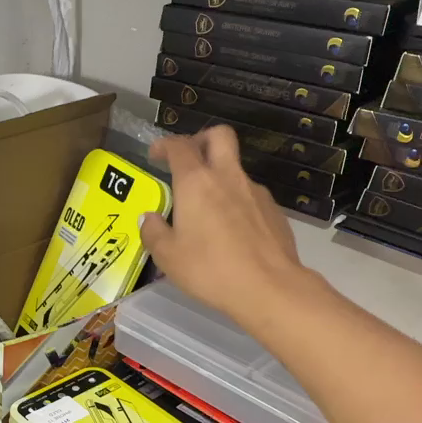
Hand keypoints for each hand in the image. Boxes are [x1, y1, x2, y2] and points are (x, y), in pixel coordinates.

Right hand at [140, 126, 318, 325]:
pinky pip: (249, 195)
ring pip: (235, 168)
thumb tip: (148, 218)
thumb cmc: (209, 269)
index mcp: (196, 183)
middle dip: (201, 139)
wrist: (268, 286)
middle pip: (219, 136)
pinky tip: (231, 231)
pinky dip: (236, 202)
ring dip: (219, 176)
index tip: (155, 154)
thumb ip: (154, 233)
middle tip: (189, 160)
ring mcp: (254, 191)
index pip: (180, 147)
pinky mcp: (273, 209)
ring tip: (207, 209)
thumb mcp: (168, 257)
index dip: (165, 145)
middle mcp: (227, 177)